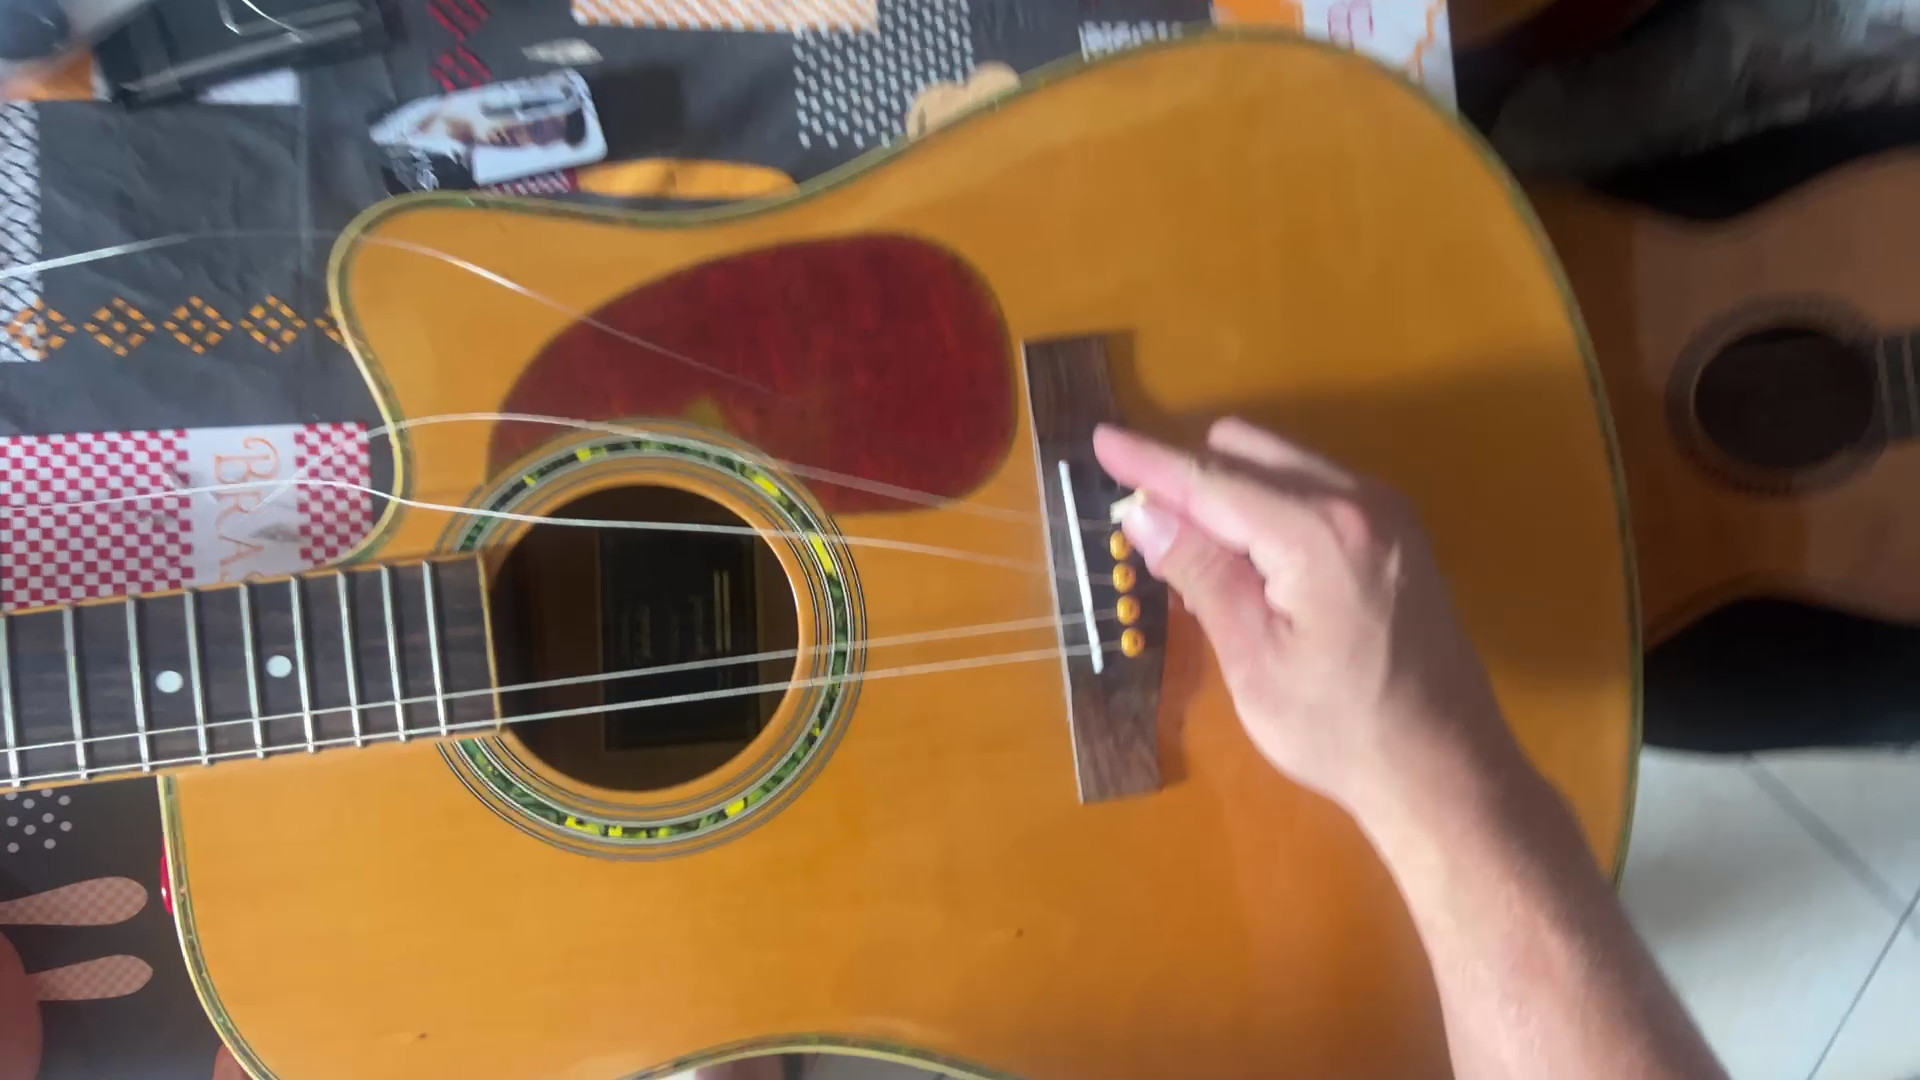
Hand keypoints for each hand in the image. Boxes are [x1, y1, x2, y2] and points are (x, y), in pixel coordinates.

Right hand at [1093, 419, 1517, 813]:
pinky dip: (1261, 503)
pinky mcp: (1392, 530)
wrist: (1446, 771)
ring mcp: (1383, 511)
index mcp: (1317, 533)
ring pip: (1276, 462)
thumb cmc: (1336, 728)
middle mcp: (1358, 500)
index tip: (1100, 438)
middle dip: (1185, 473)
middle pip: (1245, 451)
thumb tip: (1140, 512)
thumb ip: (1198, 570)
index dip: (1148, 460)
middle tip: (1144, 524)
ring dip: (1222, 488)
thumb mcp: (1251, 655)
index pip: (1209, 480)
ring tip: (1189, 549)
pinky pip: (1306, 486)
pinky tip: (1245, 557)